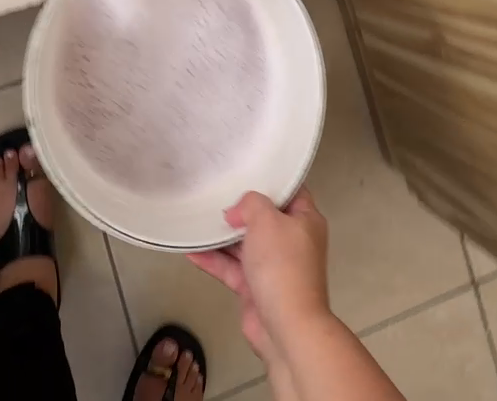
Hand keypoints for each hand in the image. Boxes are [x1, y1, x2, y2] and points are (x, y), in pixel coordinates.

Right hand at [187, 191, 331, 359]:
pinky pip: (232, 268)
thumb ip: (250, 203)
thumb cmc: (282, 264)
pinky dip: (214, 260)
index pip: (290, 192)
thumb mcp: (266, 219)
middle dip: (240, 209)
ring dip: (222, 235)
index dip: (269, 180)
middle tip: (215, 194)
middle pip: (263, 217)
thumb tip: (236, 213)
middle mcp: (291, 241)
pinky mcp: (255, 288)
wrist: (286, 326)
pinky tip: (191, 250)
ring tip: (197, 219)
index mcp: (305, 220)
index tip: (245, 170)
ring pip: (244, 244)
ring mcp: (273, 266)